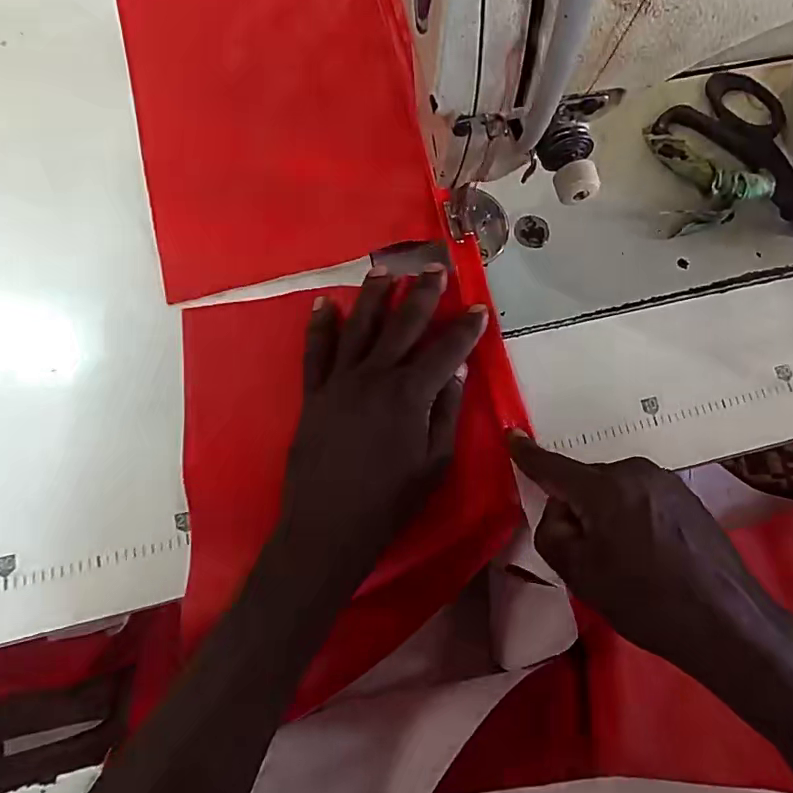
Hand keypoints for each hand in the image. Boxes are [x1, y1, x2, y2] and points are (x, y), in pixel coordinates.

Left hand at [281, 265, 488, 566]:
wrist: (329, 525)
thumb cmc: (390, 502)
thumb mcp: (434, 463)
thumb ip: (446, 414)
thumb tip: (456, 374)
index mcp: (410, 395)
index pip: (445, 351)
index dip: (465, 328)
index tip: (478, 308)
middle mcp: (375, 377)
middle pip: (403, 325)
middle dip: (422, 294)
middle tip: (435, 267)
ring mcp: (340, 382)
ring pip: (358, 327)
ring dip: (373, 296)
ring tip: (384, 269)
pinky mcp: (314, 394)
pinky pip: (315, 353)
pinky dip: (319, 326)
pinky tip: (323, 304)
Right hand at [508, 436, 792, 697]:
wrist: (726, 620)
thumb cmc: (644, 599)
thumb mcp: (580, 574)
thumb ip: (553, 532)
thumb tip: (560, 511)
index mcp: (604, 487)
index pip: (554, 466)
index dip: (528, 455)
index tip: (512, 436)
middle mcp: (635, 472)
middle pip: (587, 482)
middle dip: (577, 507)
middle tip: (587, 555)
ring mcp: (667, 482)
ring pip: (615, 491)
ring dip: (606, 514)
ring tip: (623, 560)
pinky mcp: (688, 497)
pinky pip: (641, 499)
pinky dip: (631, 518)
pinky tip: (648, 555)